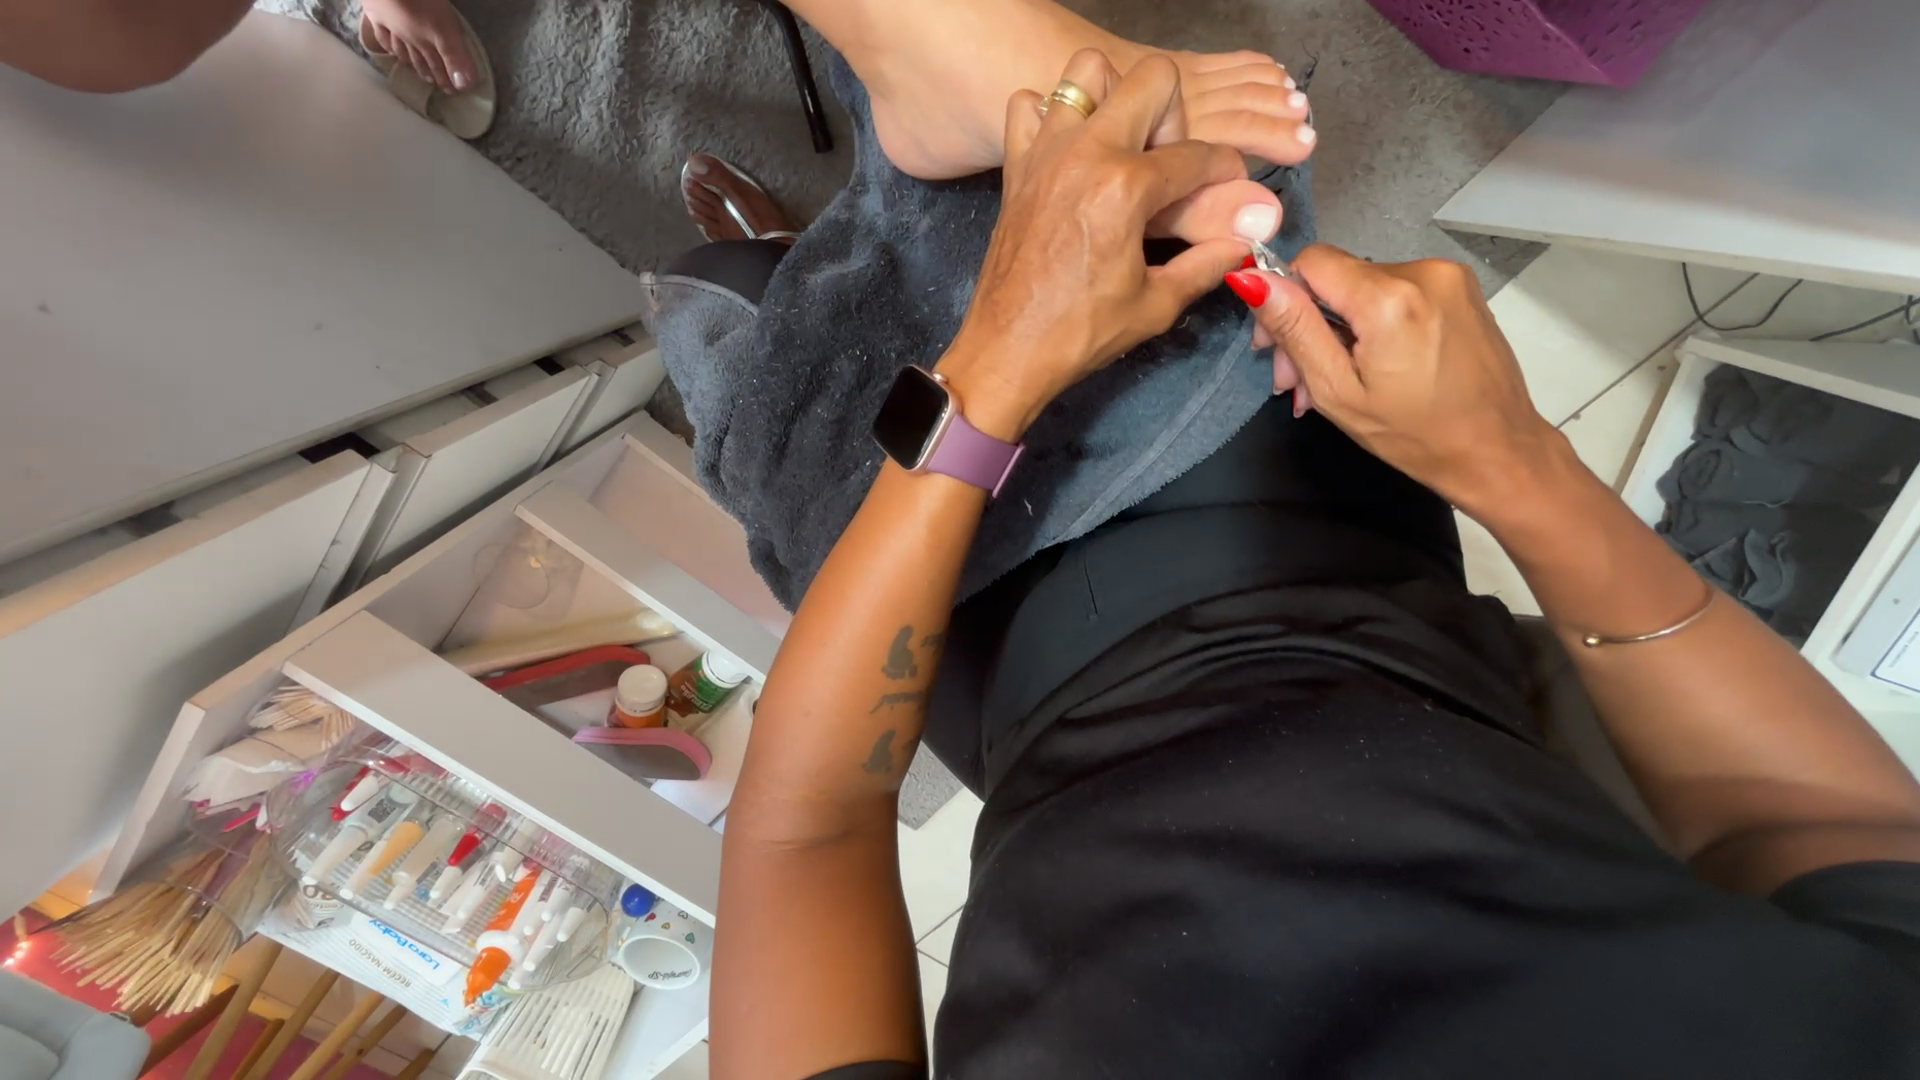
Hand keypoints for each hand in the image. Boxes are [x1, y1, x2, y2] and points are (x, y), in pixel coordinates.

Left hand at [938, 49, 1270, 437]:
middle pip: (1154, 79)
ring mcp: (1045, 153)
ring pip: (1087, 71)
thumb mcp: (1155, 306)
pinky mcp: (1016, 167)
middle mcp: (1086, 153)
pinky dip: (1049, 116)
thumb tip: (1244, 242)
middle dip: (1174, 116)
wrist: (1008, 352)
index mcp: (1125, 187)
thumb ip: (1206, 264)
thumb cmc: (1079, 335)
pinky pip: (1028, 105)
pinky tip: (1066, 156)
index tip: (1227, 188)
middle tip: (1165, 167)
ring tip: (1118, 150)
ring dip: (1113, 97)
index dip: (1225, 172)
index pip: (1198, 155)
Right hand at [1224, 244, 1562, 513]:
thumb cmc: (1411, 434)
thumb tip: (1250, 278)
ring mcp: (1446, 276)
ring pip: (1361, 288)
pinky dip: (1369, 325)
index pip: (1311, 261)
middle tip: (1296, 381)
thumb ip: (1295, 329)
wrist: (1495, 448)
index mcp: (1388, 298)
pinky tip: (1368, 365)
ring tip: (1334, 381)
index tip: (1276, 346)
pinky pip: (1392, 294)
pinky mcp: (1458, 288)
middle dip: (1307, 324)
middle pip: (1335, 279)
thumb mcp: (1336, 390)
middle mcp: (1422, 271)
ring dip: (1336, 329)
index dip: (1283, 297)